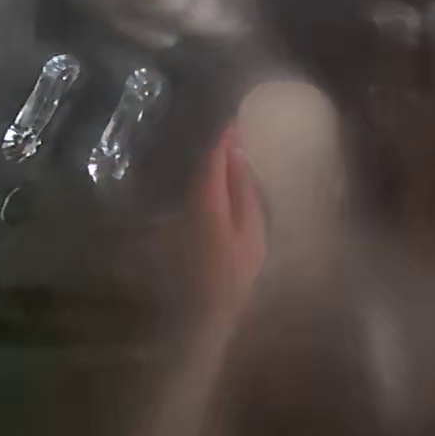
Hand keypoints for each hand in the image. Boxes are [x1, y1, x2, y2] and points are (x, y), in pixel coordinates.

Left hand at [191, 122, 267, 327]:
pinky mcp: (183, 227)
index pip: (213, 158)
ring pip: (198, 179)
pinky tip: (224, 183)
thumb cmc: (235, 275)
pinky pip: (198, 193)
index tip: (238, 120)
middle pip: (202, 166)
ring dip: (215, 164)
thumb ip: (244, 191)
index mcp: (208, 200)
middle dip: (219, 147)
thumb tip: (237, 155)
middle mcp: (190, 202)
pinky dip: (211, 181)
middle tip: (241, 133)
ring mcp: (183, 215)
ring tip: (236, 153)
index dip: (224, 137)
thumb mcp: (251, 232)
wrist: (204, 314)